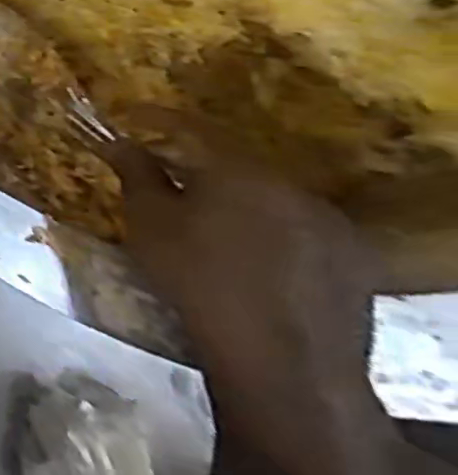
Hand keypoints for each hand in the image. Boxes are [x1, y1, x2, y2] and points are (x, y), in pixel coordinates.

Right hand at [109, 140, 400, 474]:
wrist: (281, 360)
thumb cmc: (196, 276)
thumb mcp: (148, 219)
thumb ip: (136, 172)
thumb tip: (120, 141)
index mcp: (242, 171)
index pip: (192, 127)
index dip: (155, 117)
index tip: (128, 114)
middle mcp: (294, 188)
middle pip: (234, 162)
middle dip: (195, 161)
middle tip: (160, 168)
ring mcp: (332, 226)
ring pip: (268, 194)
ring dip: (232, 194)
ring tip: (200, 211)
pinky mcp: (353, 261)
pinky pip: (296, 225)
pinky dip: (264, 224)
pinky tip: (243, 245)